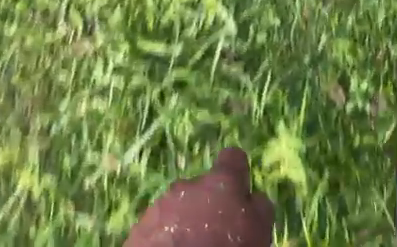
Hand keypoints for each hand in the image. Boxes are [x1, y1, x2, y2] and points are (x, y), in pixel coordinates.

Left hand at [125, 148, 274, 246]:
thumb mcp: (258, 230)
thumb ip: (258, 207)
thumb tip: (253, 197)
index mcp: (221, 181)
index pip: (232, 158)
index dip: (236, 173)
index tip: (238, 192)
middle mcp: (189, 184)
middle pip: (201, 187)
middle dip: (205, 204)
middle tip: (211, 232)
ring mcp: (160, 206)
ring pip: (176, 207)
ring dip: (183, 221)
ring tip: (189, 245)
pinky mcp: (138, 231)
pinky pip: (156, 227)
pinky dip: (163, 238)